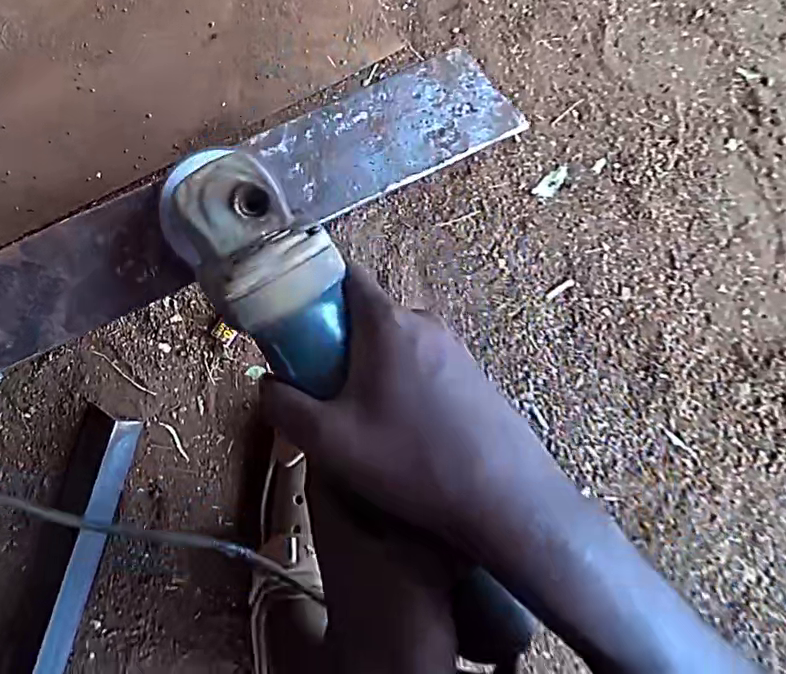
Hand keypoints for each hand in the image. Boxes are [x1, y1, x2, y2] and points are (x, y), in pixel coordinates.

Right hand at [267, 265, 758, 673]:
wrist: (518, 510)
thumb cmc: (415, 463)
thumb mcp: (331, 442)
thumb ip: (285, 406)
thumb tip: (267, 383)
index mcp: (388, 323)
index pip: (347, 273)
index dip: (315, 284)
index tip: (294, 312)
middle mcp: (424, 323)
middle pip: (368, 310)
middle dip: (339, 334)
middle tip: (320, 376)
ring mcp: (457, 350)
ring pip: (397, 339)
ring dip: (372, 360)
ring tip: (361, 410)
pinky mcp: (478, 379)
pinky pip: (425, 361)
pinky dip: (403, 377)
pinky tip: (404, 427)